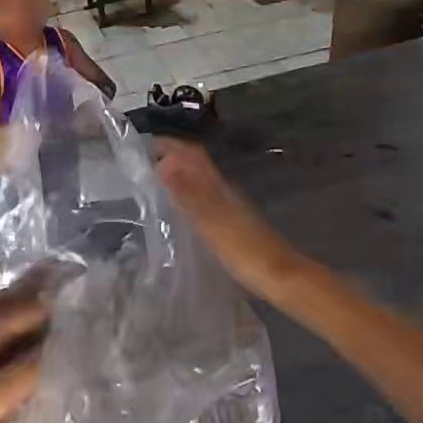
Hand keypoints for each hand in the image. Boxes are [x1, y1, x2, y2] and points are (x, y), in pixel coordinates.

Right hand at [154, 138, 297, 295]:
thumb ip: (189, 194)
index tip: (144, 146)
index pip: (194, 154)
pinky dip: (187, 197)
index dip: (172, 145)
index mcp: (220, 187)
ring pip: (200, 183)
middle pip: (196, 165)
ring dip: (178, 177)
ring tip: (153, 185)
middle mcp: (225, 191)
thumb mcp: (212, 222)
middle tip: (142, 167)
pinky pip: (204, 201)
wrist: (280, 276)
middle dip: (171, 159)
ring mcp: (230, 208)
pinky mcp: (231, 224)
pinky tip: (178, 212)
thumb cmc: (245, 250)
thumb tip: (165, 164)